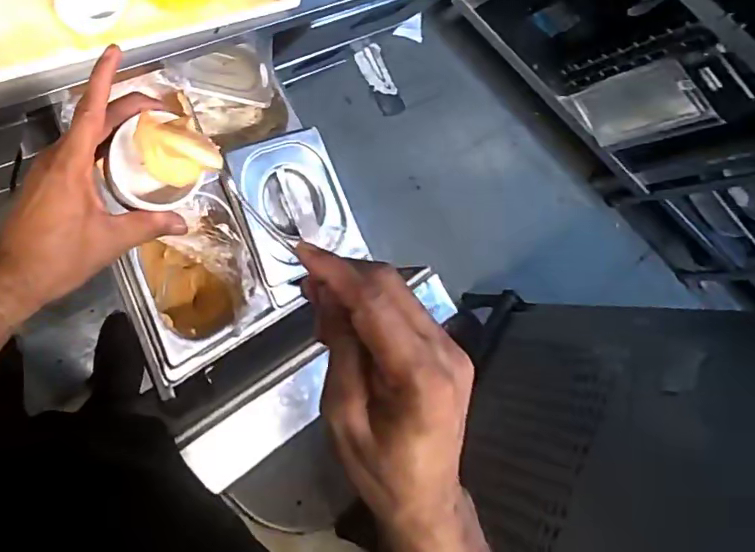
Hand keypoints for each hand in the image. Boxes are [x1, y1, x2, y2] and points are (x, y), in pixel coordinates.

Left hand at [0, 45, 186, 321]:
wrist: (9, 280)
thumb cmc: (55, 257)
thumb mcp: (107, 241)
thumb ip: (147, 226)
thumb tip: (183, 222)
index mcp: (71, 161)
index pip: (91, 107)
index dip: (104, 76)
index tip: (114, 51)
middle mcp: (58, 155)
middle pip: (94, 116)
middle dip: (126, 103)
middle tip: (158, 104)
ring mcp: (50, 167)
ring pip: (84, 132)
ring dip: (112, 122)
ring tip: (143, 124)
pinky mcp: (47, 180)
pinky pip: (77, 149)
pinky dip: (100, 142)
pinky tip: (116, 156)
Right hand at [298, 244, 486, 551]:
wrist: (429, 503)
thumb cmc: (380, 471)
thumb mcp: (344, 416)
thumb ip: (340, 349)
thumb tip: (327, 294)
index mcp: (420, 375)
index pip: (374, 302)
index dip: (336, 270)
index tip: (302, 251)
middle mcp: (445, 351)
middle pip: (389, 284)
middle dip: (343, 270)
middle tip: (307, 279)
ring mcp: (452, 346)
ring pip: (397, 288)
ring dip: (355, 283)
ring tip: (321, 299)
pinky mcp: (448, 347)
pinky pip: (404, 305)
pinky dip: (371, 299)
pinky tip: (347, 314)